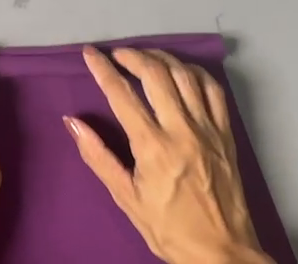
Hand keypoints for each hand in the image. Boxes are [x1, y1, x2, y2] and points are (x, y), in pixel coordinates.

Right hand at [66, 46, 270, 263]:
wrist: (224, 255)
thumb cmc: (169, 229)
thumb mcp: (127, 198)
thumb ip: (98, 157)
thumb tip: (71, 121)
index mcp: (153, 147)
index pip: (122, 94)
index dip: (102, 68)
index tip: (90, 53)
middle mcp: (182, 130)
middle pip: (155, 73)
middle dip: (131, 55)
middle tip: (117, 54)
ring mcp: (208, 129)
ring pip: (184, 74)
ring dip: (161, 58)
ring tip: (145, 58)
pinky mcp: (226, 134)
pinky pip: (213, 90)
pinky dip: (194, 72)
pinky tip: (180, 72)